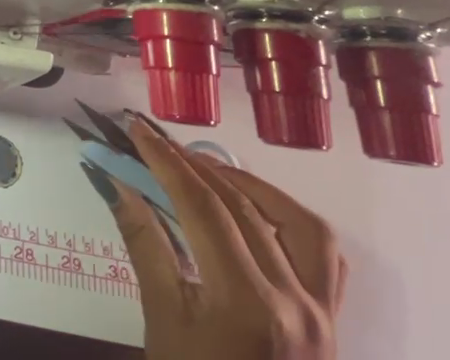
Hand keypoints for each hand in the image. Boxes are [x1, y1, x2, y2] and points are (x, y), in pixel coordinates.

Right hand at [101, 115, 344, 359]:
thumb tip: (117, 183)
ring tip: (204, 166)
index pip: (202, 208)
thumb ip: (145, 244)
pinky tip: (255, 207)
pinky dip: (287, 217)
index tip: (135, 130)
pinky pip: (323, 254)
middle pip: (242, 208)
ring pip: (296, 223)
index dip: (165, 162)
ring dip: (247, 184)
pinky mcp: (332, 319)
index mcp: (245, 301)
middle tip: (153, 139)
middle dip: (192, 164)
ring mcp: (322, 310)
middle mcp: (294, 300)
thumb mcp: (160, 318)